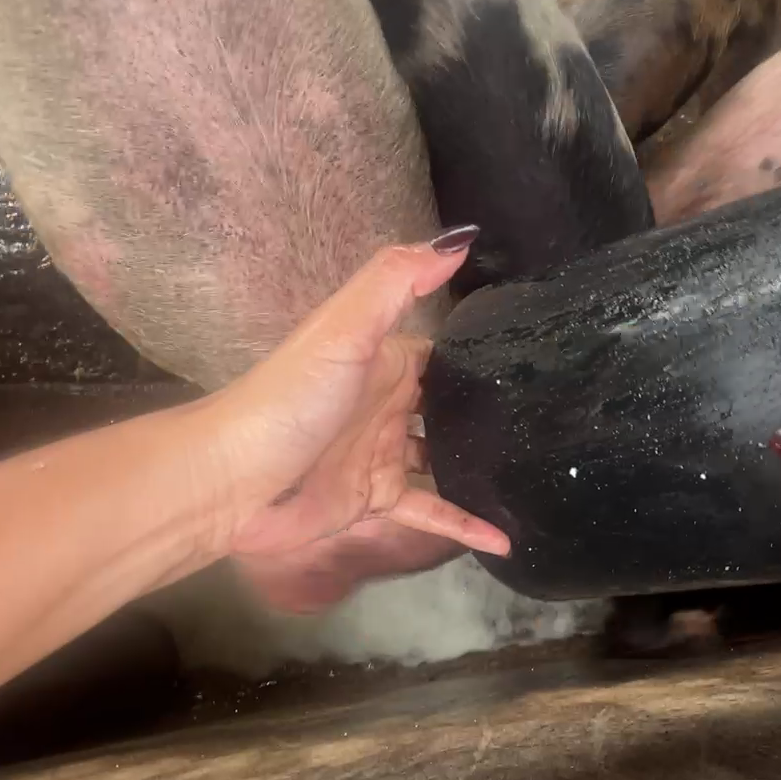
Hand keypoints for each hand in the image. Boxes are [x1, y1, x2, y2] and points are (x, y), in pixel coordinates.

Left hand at [187, 230, 507, 602]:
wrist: (234, 480)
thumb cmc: (292, 399)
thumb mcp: (345, 328)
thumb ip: (397, 282)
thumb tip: (461, 239)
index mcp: (384, 363)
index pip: (442, 355)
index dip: (481, 357)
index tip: (533, 362)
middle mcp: (388, 407)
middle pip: (449, 410)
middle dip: (487, 415)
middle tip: (546, 423)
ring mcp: (384, 456)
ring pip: (444, 461)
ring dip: (480, 468)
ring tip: (534, 474)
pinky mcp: (377, 500)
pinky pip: (432, 511)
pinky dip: (465, 526)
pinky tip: (504, 540)